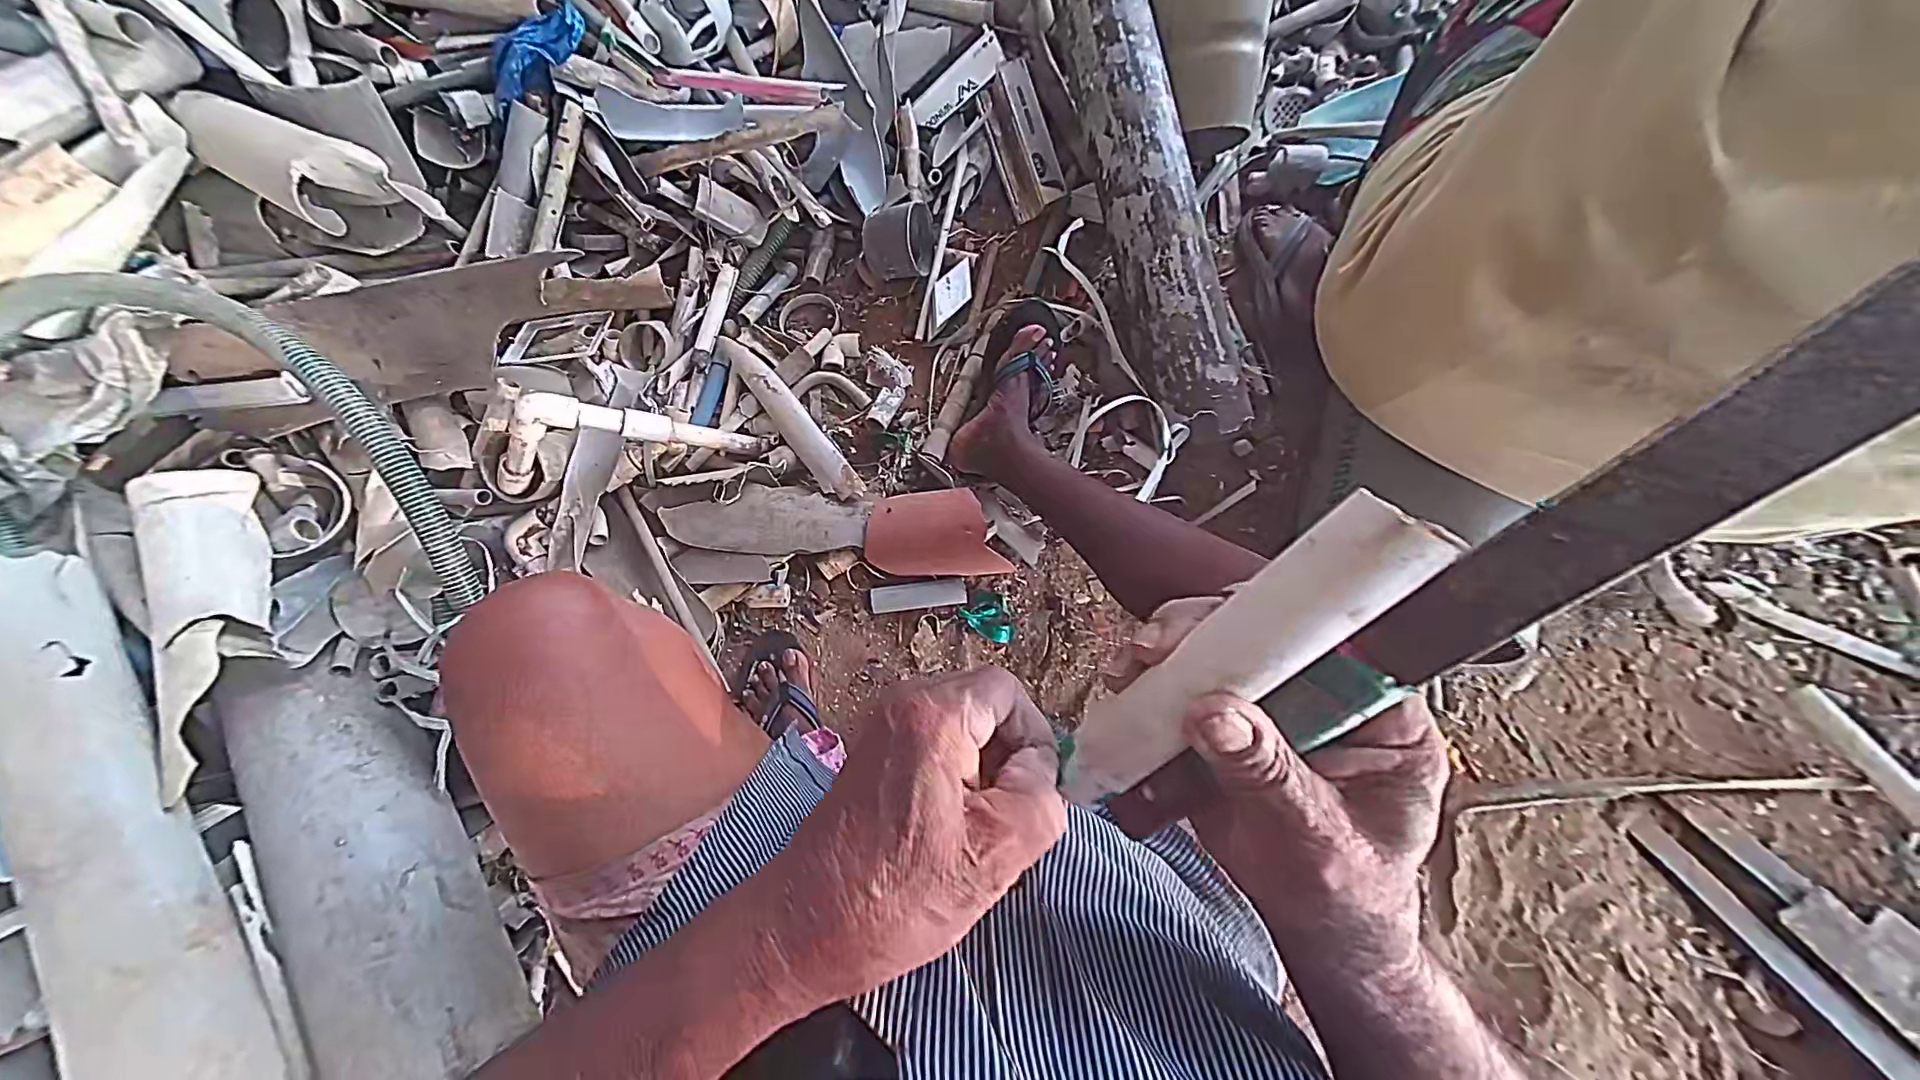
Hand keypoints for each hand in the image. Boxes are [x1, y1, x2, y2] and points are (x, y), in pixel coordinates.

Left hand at [762, 667, 1067, 1004]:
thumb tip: (1038, 766)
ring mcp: (883, 724)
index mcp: (932, 715)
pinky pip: (936, 743)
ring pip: (964, 727)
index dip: (1034, 737)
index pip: (1008, 692)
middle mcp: (903, 703)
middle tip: (1004, 816)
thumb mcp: (997, 853)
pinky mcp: (874, 749)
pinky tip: (947, 826)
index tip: (1031, 791)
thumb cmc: (896, 897)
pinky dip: (955, 776)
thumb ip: (1042, 794)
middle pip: (985, 705)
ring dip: (983, 771)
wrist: (805, 927)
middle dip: (1007, 755)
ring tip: (974, 828)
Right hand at [1113, 600, 1449, 954]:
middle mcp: (1321, 695)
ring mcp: (1268, 709)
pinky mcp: (1226, 727)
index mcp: (1377, 713)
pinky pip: (1180, 701)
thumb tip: (1215, 715)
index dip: (1265, 628)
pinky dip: (1145, 712)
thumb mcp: (1318, 841)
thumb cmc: (1347, 894)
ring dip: (1158, 671)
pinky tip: (1127, 733)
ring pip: (1208, 661)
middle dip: (1192, 639)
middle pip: (1255, 637)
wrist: (1312, 931)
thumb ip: (1270, 776)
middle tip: (1149, 654)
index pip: (1325, 640)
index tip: (1207, 637)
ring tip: (1126, 690)